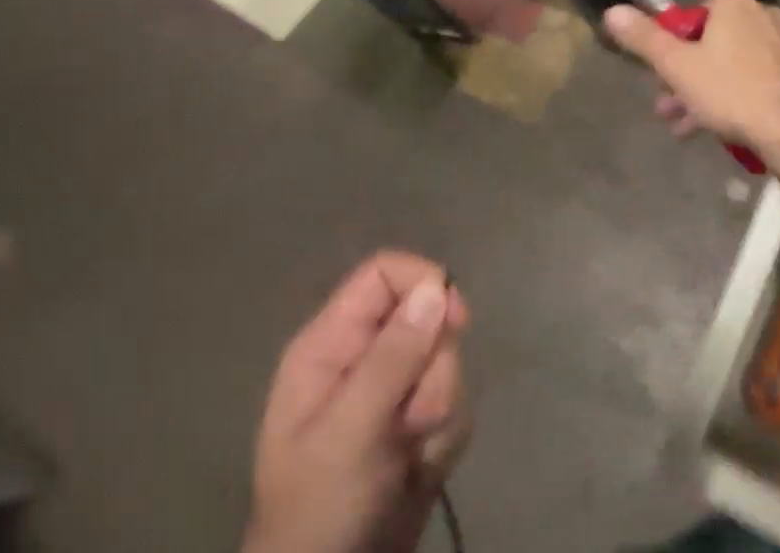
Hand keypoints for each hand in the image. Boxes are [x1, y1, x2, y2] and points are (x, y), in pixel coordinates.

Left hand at [245, 253, 471, 552]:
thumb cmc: (321, 504)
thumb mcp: (348, 431)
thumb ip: (392, 358)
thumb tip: (435, 286)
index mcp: (331, 344)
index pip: (385, 274)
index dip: (424, 283)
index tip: (455, 319)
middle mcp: (365, 356)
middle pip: (430, 319)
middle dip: (433, 372)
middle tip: (409, 418)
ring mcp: (395, 388)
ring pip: (449, 363)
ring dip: (441, 409)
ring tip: (409, 450)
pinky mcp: (421, 418)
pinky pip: (458, 400)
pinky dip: (449, 434)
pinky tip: (421, 463)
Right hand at [606, 0, 779, 199]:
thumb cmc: (732, 91)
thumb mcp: (677, 66)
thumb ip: (644, 39)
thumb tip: (611, 10)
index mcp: (733, 4)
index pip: (689, 18)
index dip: (670, 50)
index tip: (659, 80)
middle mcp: (762, 15)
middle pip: (709, 46)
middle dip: (683, 80)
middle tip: (666, 110)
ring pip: (730, 68)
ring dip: (703, 96)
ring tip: (684, 128)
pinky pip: (753, 81)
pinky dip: (733, 100)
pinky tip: (718, 131)